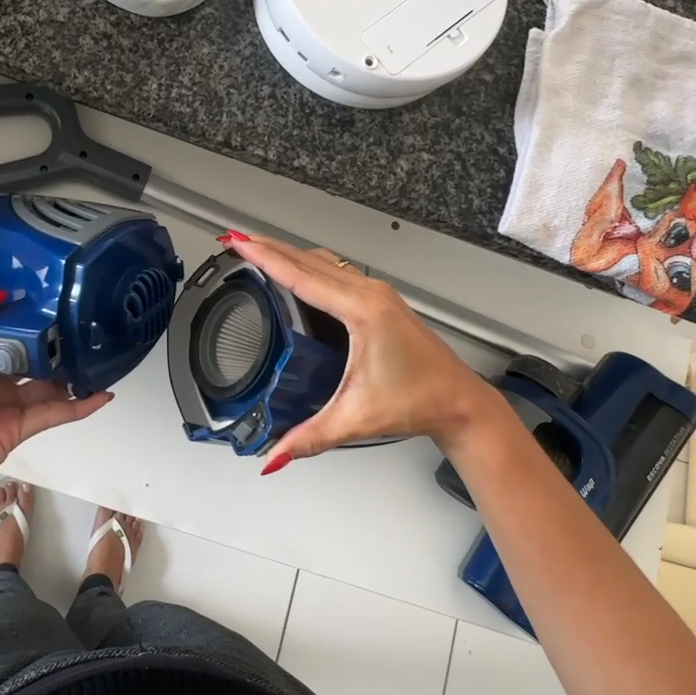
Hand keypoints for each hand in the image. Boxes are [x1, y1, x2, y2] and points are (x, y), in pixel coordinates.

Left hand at [0, 292, 111, 511]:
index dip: (17, 311)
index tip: (45, 293)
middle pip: (25, 352)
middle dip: (49, 338)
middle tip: (79, 319)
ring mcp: (3, 404)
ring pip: (45, 381)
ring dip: (69, 370)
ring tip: (96, 353)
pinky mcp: (17, 430)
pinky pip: (53, 413)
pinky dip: (78, 406)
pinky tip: (100, 394)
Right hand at [225, 234, 511, 470]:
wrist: (459, 402)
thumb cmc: (419, 401)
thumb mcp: (355, 419)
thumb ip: (309, 438)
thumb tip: (273, 454)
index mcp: (362, 312)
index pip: (301, 277)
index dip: (266, 258)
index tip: (240, 244)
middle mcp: (370, 294)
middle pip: (308, 260)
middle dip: (269, 247)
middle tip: (236, 240)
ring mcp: (378, 294)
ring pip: (323, 262)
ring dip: (288, 253)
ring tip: (258, 248)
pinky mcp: (381, 300)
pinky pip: (337, 271)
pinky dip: (308, 264)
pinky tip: (297, 270)